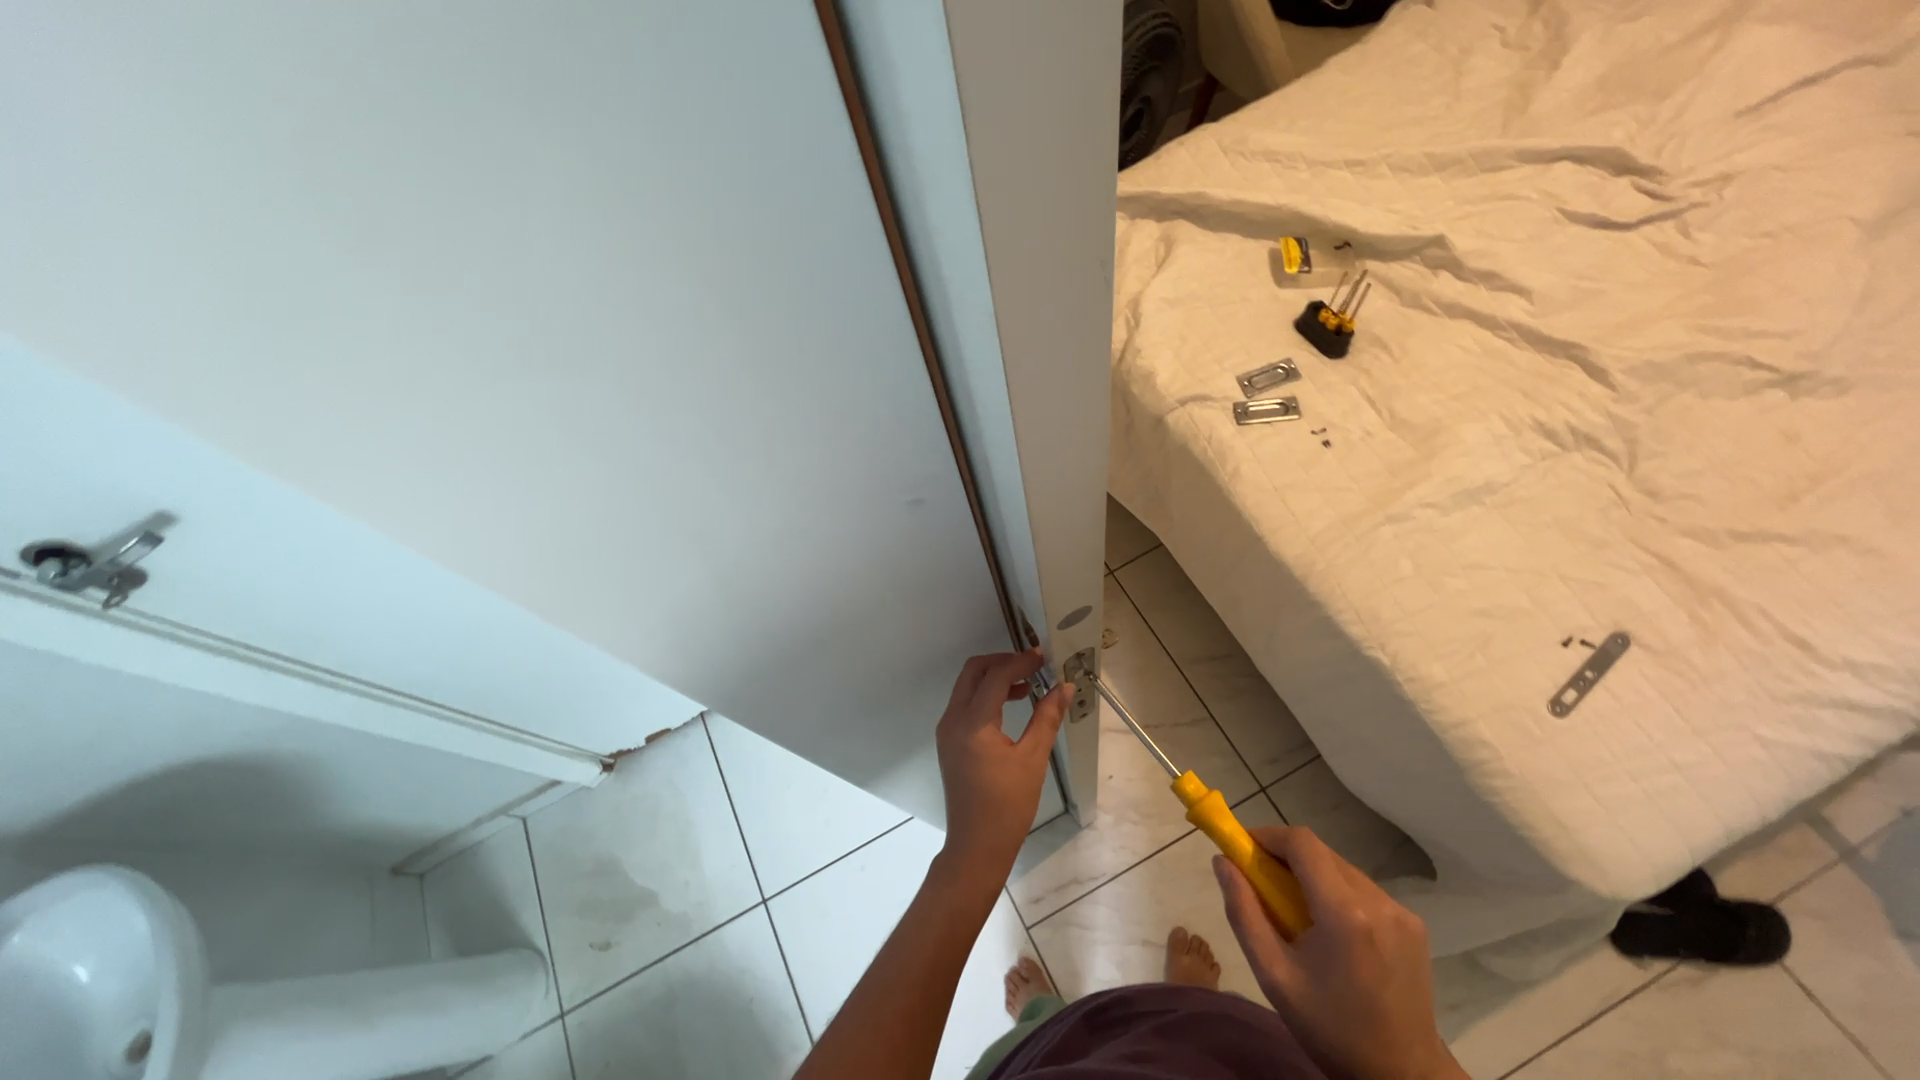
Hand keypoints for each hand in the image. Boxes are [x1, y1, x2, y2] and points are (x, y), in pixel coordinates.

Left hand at [935, 650, 1072, 875]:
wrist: (977, 845)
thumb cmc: (1008, 806)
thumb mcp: (1033, 759)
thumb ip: (1047, 717)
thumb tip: (1064, 687)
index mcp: (973, 723)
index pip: (996, 676)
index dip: (1021, 662)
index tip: (1045, 656)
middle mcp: (952, 720)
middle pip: (973, 672)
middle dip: (1002, 662)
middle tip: (1033, 665)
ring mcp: (946, 731)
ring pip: (966, 686)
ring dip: (994, 678)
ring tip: (1028, 685)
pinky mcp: (948, 742)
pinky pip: (964, 704)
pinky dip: (985, 695)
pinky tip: (1011, 705)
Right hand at [1213, 827, 1464, 1079]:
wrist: (1401, 1073)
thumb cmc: (1329, 1027)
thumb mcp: (1273, 974)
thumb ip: (1243, 912)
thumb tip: (1222, 863)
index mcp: (1344, 914)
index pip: (1302, 843)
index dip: (1267, 835)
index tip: (1241, 848)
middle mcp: (1379, 902)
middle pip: (1322, 852)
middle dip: (1285, 857)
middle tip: (1259, 882)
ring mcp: (1402, 912)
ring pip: (1343, 869)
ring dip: (1312, 875)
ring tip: (1293, 912)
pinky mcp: (1413, 924)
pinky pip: (1364, 890)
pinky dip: (1337, 893)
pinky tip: (1328, 929)